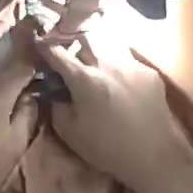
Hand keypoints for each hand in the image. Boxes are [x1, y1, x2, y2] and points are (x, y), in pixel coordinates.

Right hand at [40, 24, 191, 191]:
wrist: (154, 157)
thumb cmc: (107, 148)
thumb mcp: (70, 133)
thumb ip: (56, 106)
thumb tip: (53, 92)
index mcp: (83, 78)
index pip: (57, 53)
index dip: (43, 46)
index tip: (37, 42)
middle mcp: (106, 63)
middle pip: (85, 36)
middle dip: (74, 39)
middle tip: (70, 51)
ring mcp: (131, 65)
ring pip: (109, 42)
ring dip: (98, 47)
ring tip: (95, 58)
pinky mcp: (149, 73)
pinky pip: (128, 59)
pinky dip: (118, 64)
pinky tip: (119, 79)